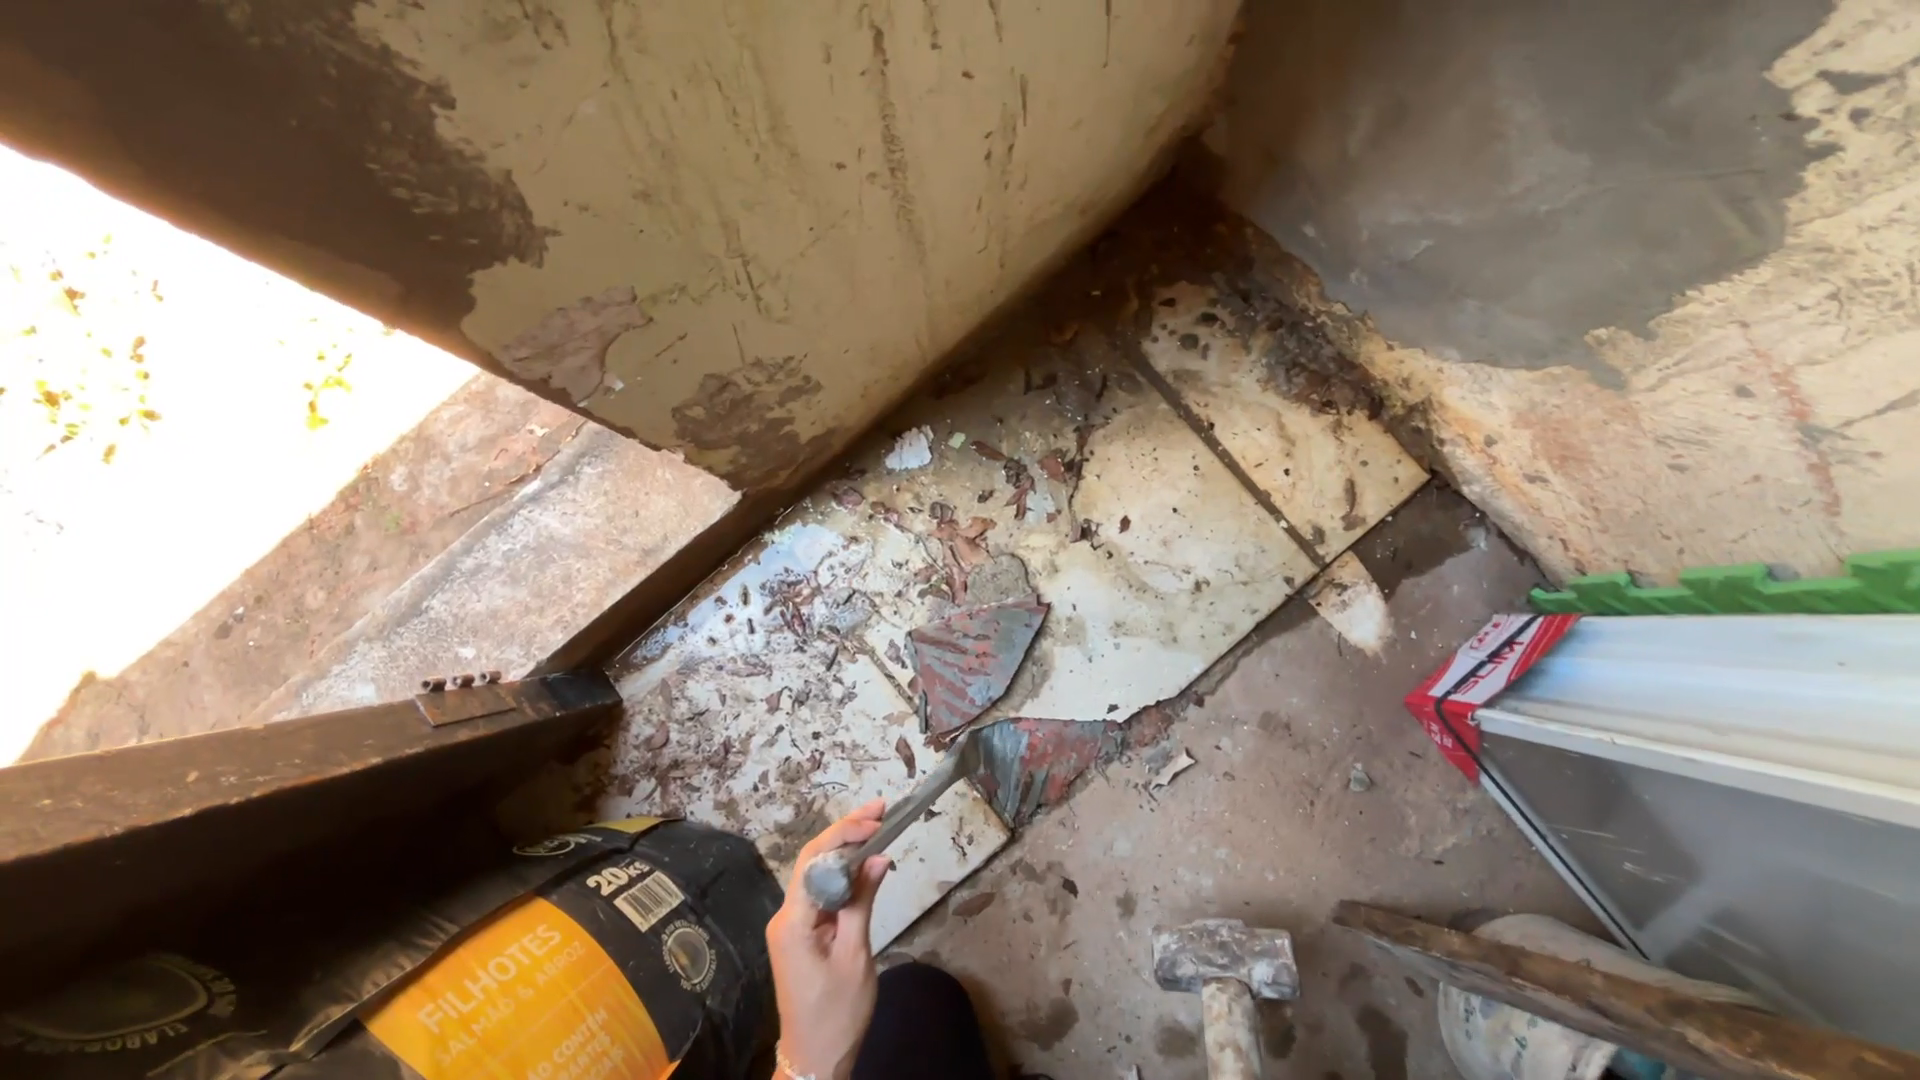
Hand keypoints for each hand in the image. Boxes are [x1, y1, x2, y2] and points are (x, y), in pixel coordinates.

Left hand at [765, 799, 893, 1079]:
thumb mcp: (856, 956)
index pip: (815, 860)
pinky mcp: (799, 933)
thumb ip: (863, 902)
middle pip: (812, 860)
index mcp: (793, 921)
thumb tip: (878, 856)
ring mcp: (789, 925)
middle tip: (880, 809)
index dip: (844, 833)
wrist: (814, 1060)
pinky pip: (820, 892)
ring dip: (845, 848)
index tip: (876, 818)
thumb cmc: (837, 1014)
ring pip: (816, 873)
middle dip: (845, 831)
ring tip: (876, 824)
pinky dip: (842, 873)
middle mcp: (785, 916)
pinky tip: (863, 861)